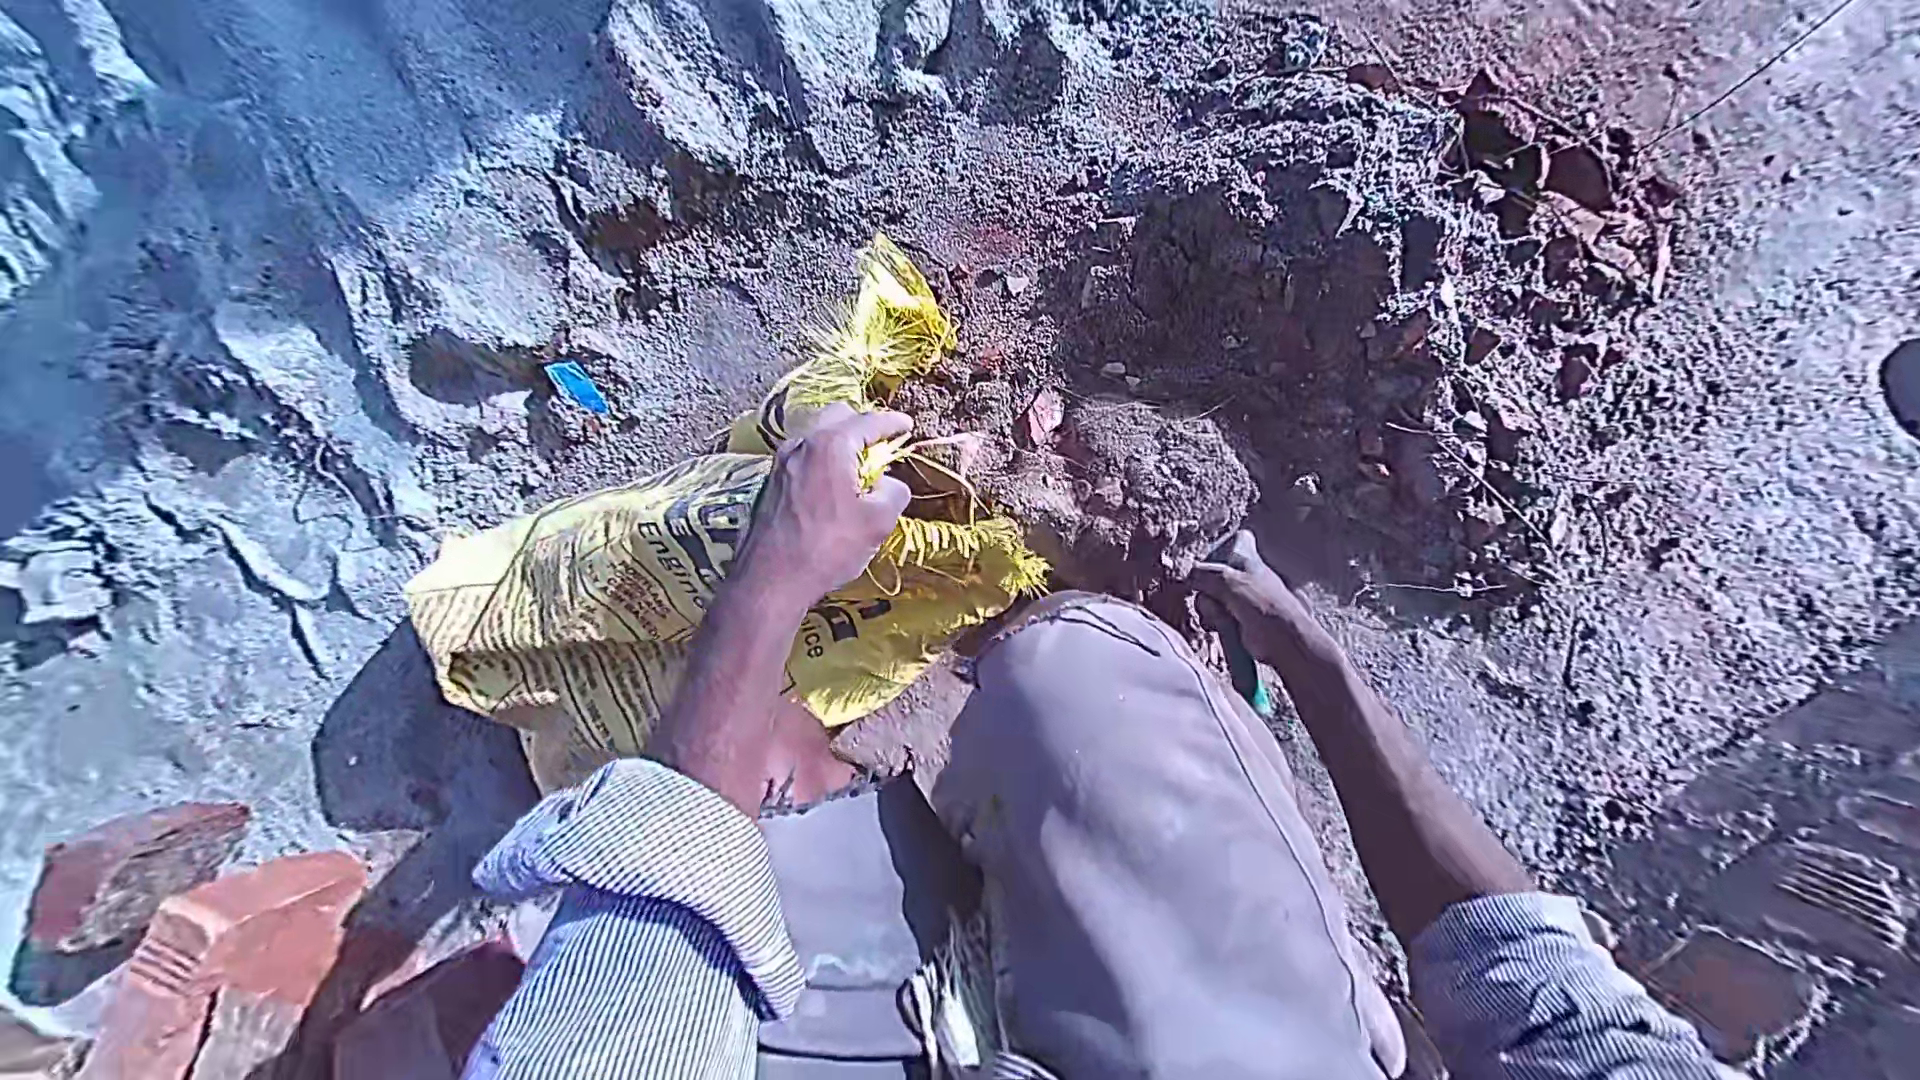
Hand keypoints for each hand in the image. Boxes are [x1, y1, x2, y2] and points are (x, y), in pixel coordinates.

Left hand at [733, 403, 913, 610]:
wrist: (771, 579)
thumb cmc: (829, 547)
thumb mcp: (878, 522)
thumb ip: (894, 492)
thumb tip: (889, 484)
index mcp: (830, 445)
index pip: (868, 421)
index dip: (892, 422)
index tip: (907, 424)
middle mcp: (801, 444)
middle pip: (836, 417)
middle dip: (861, 424)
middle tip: (881, 444)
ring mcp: (780, 462)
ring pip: (816, 435)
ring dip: (839, 443)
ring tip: (857, 466)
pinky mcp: (770, 482)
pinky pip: (803, 456)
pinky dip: (822, 460)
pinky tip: (831, 484)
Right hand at [1189, 530, 1325, 665]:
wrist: (1284, 643)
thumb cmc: (1266, 608)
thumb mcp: (1229, 582)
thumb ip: (1204, 574)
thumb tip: (1188, 574)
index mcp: (1248, 560)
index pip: (1235, 540)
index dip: (1220, 548)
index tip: (1208, 562)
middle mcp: (1245, 577)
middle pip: (1211, 573)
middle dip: (1206, 588)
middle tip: (1214, 597)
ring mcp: (1240, 598)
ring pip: (1209, 596)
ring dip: (1208, 608)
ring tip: (1221, 616)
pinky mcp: (1236, 619)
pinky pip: (1213, 615)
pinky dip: (1212, 620)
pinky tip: (1219, 625)